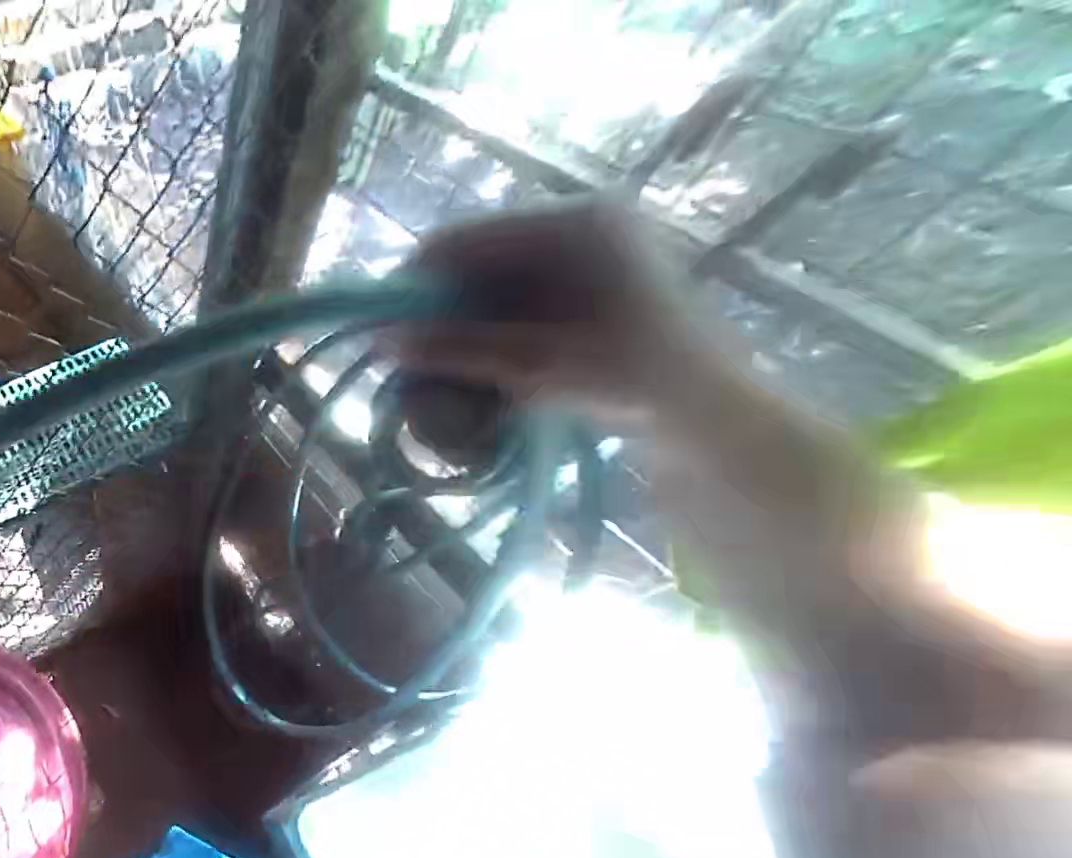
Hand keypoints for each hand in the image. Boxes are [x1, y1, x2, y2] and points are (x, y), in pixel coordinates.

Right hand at [394, 201, 725, 415]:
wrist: (702, 410)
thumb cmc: (628, 376)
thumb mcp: (533, 363)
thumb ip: (454, 349)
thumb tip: (379, 343)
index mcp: (572, 222)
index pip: (462, 240)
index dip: (414, 286)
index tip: (383, 333)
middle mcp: (570, 226)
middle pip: (471, 263)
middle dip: (434, 313)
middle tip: (411, 360)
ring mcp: (573, 255)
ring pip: (482, 287)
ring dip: (454, 330)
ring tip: (439, 370)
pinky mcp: (571, 284)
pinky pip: (503, 302)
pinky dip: (479, 334)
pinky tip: (474, 365)